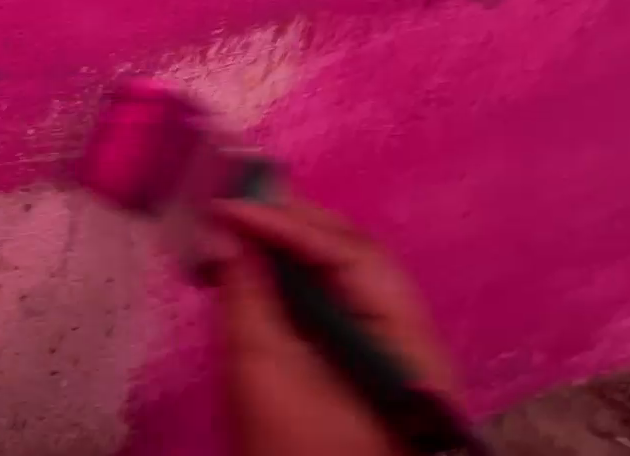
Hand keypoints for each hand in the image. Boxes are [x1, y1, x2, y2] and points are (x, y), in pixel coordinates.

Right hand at [213, 197, 461, 455]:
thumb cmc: (291, 447)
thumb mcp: (261, 368)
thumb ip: (245, 292)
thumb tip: (222, 229)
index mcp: (406, 347)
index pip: (350, 257)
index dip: (284, 222)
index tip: (222, 206)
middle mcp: (408, 337)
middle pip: (351, 254)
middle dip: (285, 219)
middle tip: (226, 198)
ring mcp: (383, 345)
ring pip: (335, 268)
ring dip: (279, 239)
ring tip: (226, 223)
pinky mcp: (353, 352)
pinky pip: (320, 291)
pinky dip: (278, 267)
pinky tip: (238, 259)